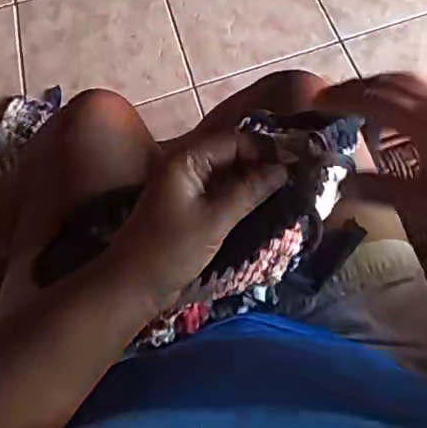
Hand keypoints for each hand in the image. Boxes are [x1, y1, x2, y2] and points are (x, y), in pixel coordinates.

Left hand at [105, 127, 287, 308]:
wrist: (130, 287)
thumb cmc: (169, 251)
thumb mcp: (215, 220)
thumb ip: (249, 191)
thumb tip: (283, 170)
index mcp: (186, 158)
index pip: (234, 140)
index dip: (265, 146)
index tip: (295, 158)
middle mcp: (187, 162)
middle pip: (233, 150)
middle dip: (263, 157)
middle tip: (296, 168)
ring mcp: (188, 182)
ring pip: (230, 167)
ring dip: (256, 173)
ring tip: (288, 181)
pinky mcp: (192, 200)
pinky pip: (223, 185)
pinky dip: (244, 188)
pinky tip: (266, 195)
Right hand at [314, 73, 426, 245]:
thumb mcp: (425, 203)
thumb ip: (379, 192)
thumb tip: (339, 189)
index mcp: (423, 120)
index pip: (370, 98)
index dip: (339, 98)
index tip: (312, 102)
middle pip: (385, 82)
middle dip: (352, 87)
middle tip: (325, 101)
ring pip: (403, 80)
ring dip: (374, 85)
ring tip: (352, 101)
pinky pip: (418, 86)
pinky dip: (395, 88)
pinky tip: (392, 110)